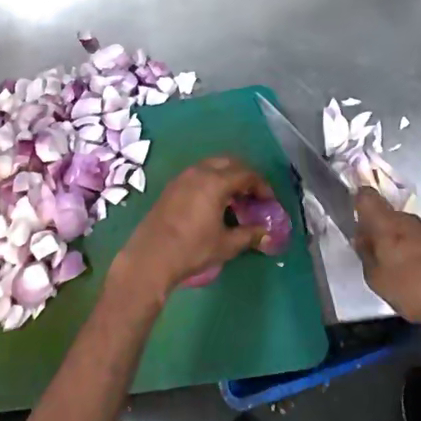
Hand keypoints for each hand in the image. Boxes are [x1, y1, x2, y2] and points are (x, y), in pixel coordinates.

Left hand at [110, 156, 269, 297]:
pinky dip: (211, 180)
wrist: (150, 257)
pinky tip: (213, 202)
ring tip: (235, 199)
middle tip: (254, 195)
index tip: (269, 201)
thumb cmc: (192, 249)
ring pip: (212, 165)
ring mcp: (182, 177)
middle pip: (229, 163)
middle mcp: (199, 172)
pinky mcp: (171, 186)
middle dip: (245, 176)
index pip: (246, 174)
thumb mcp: (226, 244)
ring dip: (227, 176)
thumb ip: (250, 235)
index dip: (262, 186)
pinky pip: (198, 174)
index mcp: (215, 182)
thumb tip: (267, 234)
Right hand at [353, 188, 420, 336]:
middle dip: (373, 230)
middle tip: (368, 255)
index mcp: (386, 222)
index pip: (366, 196)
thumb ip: (365, 254)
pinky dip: (408, 252)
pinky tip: (411, 277)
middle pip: (384, 214)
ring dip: (392, 243)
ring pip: (400, 229)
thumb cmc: (413, 288)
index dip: (356, 203)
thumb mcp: (376, 278)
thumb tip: (362, 238)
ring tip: (390, 271)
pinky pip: (415, 241)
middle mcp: (407, 219)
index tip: (352, 222)